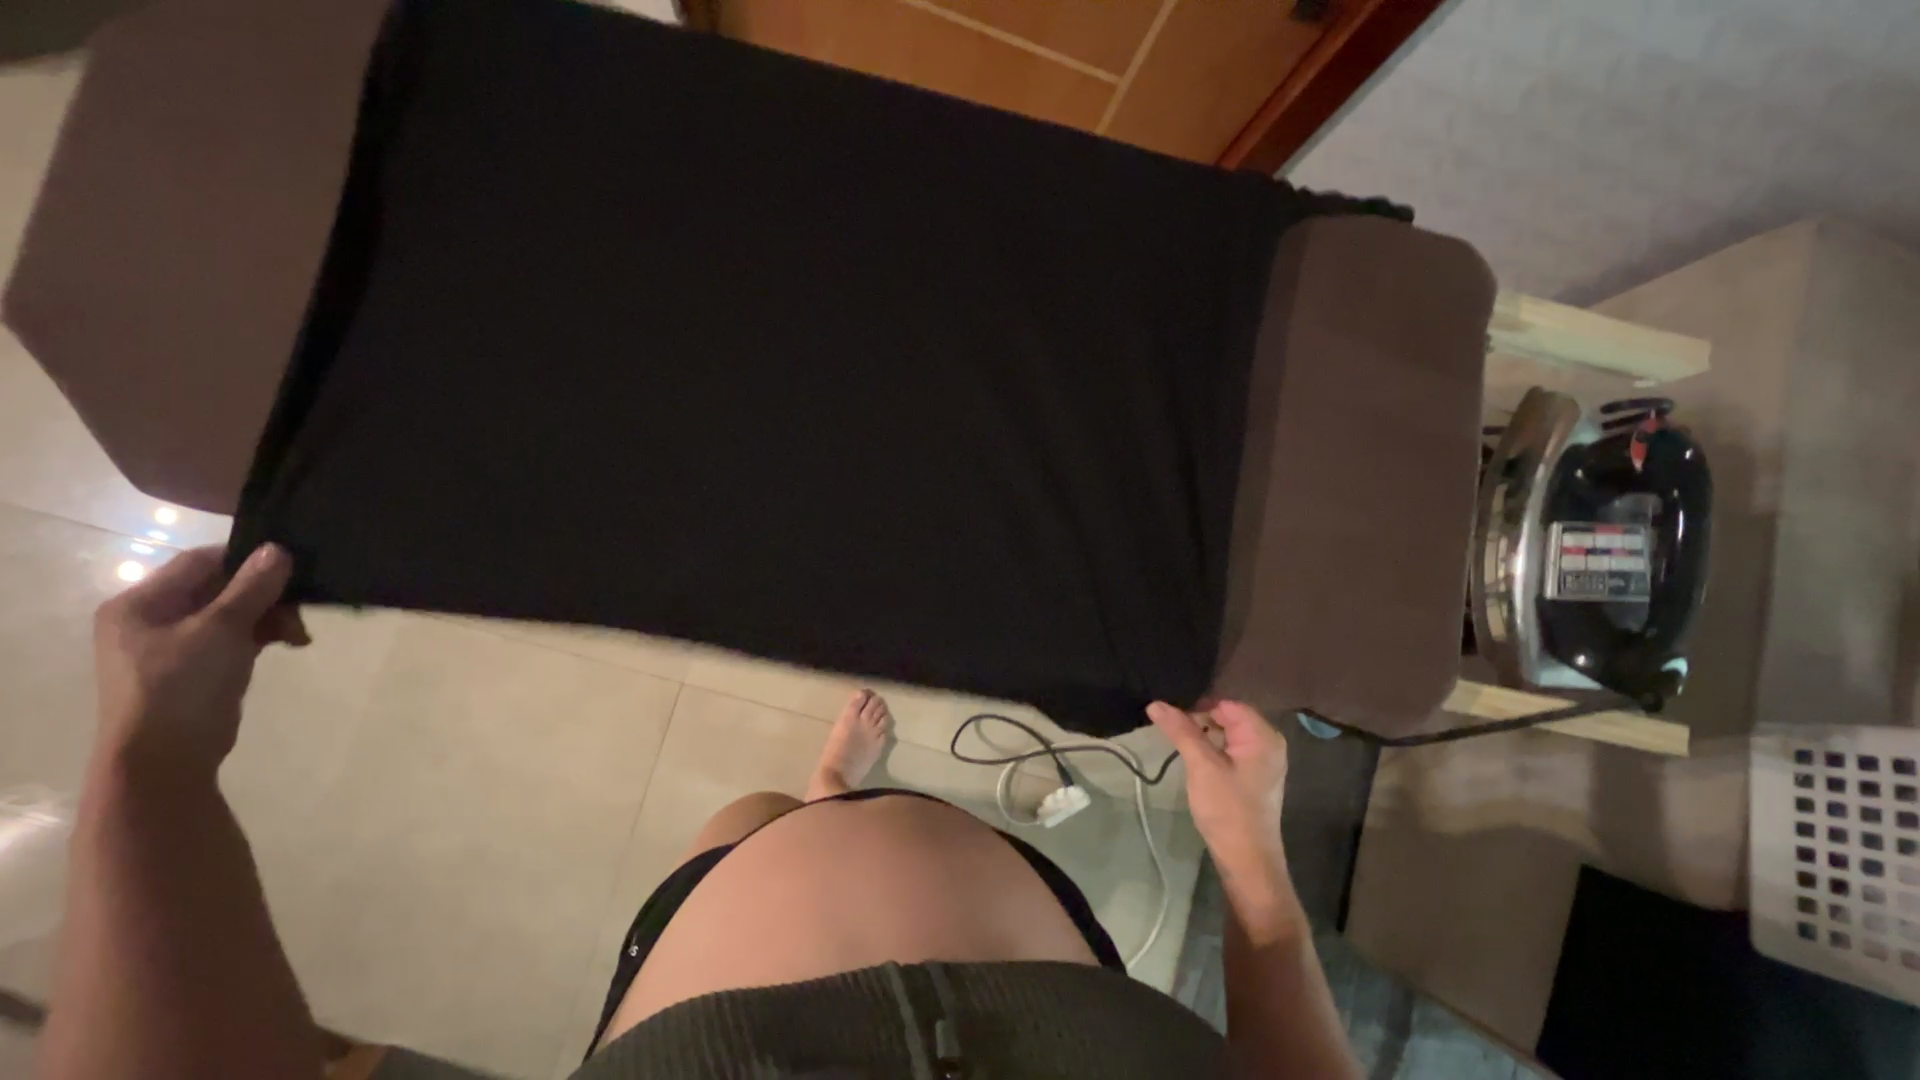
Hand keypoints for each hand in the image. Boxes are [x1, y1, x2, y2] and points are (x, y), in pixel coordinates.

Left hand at [93, 544, 307, 778]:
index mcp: (140, 603)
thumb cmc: (181, 685)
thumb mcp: (220, 630)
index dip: (246, 560)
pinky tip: (289, 643)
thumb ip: (251, 588)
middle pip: (220, 587)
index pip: (200, 561)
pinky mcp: (198, 665)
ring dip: (270, 616)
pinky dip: (262, 634)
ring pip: (234, 611)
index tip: (291, 570)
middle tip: (299, 611)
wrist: (166, 757)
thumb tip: (279, 549)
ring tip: (296, 635)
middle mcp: (152, 618)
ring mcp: (175, 644)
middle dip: (266, 595)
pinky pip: (235, 635)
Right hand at [1147, 700, 1295, 918]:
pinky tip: (1196, 764)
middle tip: (1172, 735)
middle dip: (1199, 722)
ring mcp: (1264, 761)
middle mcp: (1269, 743)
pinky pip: (1232, 751)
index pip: (1226, 705)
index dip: (1197, 708)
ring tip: (1180, 748)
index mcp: (1263, 735)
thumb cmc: (1227, 809)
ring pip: (1228, 735)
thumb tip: (1156, 703)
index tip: (1172, 722)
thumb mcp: (1201, 766)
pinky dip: (1213, 752)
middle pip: (1228, 717)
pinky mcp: (1255, 777)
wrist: (1247, 860)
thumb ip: (1181, 731)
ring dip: (1204, 738)